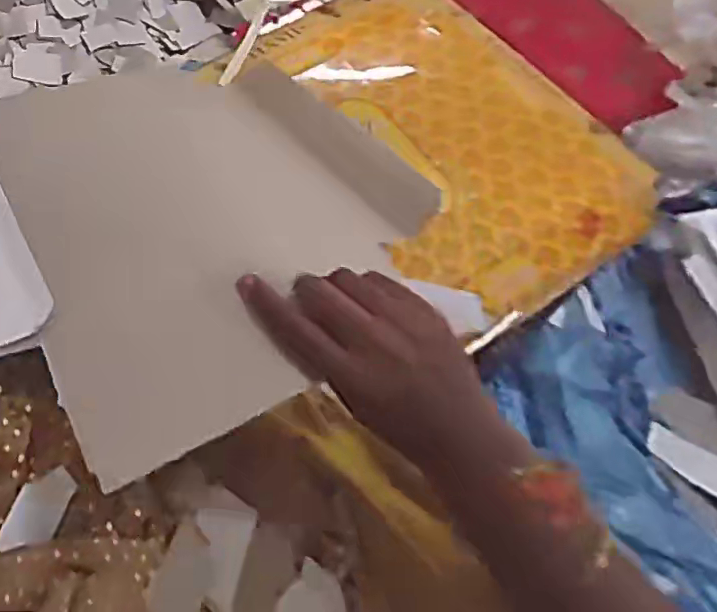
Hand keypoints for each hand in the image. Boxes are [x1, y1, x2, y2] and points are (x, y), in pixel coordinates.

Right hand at [238, 269, 514, 475]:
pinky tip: (374, 305)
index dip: (267, 302)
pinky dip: (367, 288)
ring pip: (347, 278)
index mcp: (351, 373)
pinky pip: (379, 279)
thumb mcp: (349, 397)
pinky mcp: (427, 312)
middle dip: (306, 291)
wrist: (467, 438)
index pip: (296, 326)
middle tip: (310, 302)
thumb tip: (294, 310)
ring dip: (336, 287)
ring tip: (347, 305)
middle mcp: (376, 343)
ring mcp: (406, 324)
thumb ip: (320, 354)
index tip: (249, 281)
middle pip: (319, 290)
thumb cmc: (396, 424)